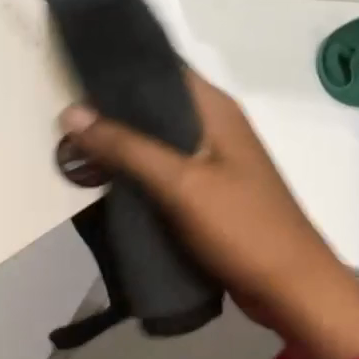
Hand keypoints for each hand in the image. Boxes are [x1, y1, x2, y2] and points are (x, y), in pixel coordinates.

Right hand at [59, 70, 358, 358]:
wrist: (297, 297)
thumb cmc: (245, 229)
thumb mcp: (179, 184)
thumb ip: (124, 146)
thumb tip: (69, 112)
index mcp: (214, 109)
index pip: (159, 65)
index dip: (118, 62)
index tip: (73, 63)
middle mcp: (211, 123)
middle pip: (149, 100)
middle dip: (106, 105)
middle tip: (61, 112)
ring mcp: (208, 157)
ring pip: (149, 134)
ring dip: (114, 139)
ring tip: (69, 143)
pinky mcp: (202, 188)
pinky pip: (155, 164)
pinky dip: (127, 165)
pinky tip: (97, 174)